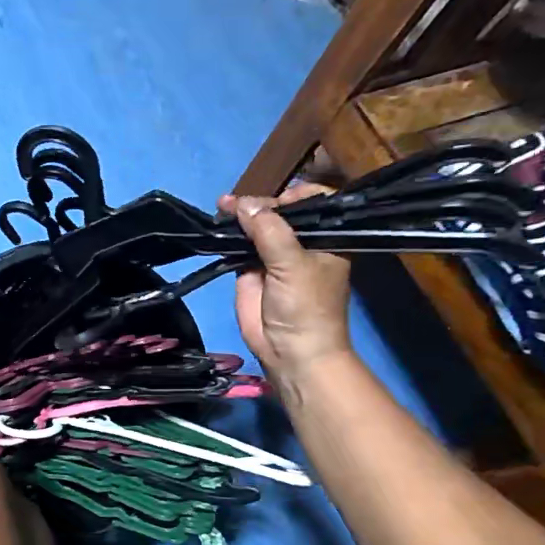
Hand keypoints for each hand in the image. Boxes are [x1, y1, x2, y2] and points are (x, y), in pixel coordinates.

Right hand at [218, 185, 353, 380]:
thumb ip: (269, 230)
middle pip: (281, 211)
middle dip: (261, 204)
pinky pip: (239, 244)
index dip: (297, 195)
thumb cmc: (306, 306)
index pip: (316, 202)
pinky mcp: (250, 268)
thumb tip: (243, 203)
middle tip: (240, 205)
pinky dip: (227, 233)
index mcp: (327, 237)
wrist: (289, 350)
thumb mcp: (293, 264)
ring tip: (223, 206)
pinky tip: (217, 220)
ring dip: (240, 214)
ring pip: (257, 225)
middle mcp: (302, 242)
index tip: (278, 200)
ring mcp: (274, 255)